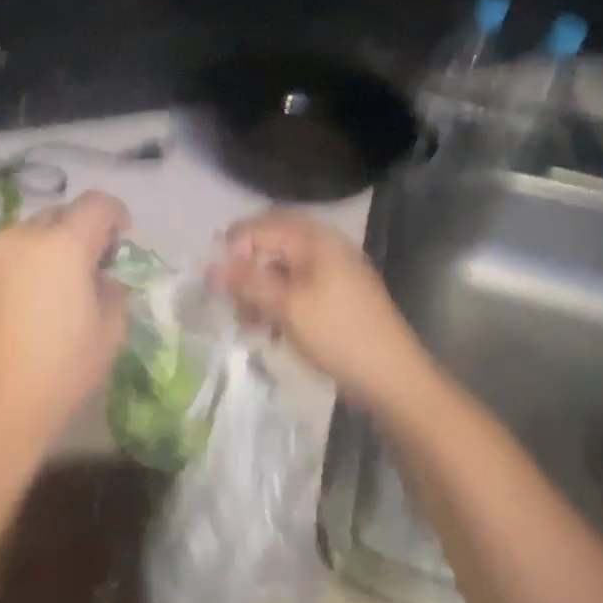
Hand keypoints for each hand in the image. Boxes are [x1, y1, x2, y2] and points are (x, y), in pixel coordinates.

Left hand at [0, 191, 130, 461]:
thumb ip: (114, 290)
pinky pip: (14, 254)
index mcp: (62, 244)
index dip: (117, 216)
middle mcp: (22, 236)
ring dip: (56, 246)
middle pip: (62, 214)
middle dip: (85, 231)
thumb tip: (103, 278)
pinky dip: (33, 263)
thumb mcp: (109, 331)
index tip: (124, 243)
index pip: (97, 204)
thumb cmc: (60, 372)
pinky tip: (40, 301)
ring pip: (34, 232)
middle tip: (98, 267)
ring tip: (68, 287)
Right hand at [211, 210, 423, 406]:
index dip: (233, 247)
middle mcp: (326, 246)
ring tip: (247, 321)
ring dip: (260, 290)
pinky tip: (270, 329)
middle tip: (228, 298)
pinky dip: (279, 302)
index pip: (261, 226)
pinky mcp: (338, 296)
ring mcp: (335, 271)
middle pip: (272, 245)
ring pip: (283, 269)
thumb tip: (210, 266)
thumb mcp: (286, 306)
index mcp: (315, 239)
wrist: (392, 376)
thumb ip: (247, 282)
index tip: (214, 280)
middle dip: (246, 269)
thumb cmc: (337, 333)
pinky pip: (298, 288)